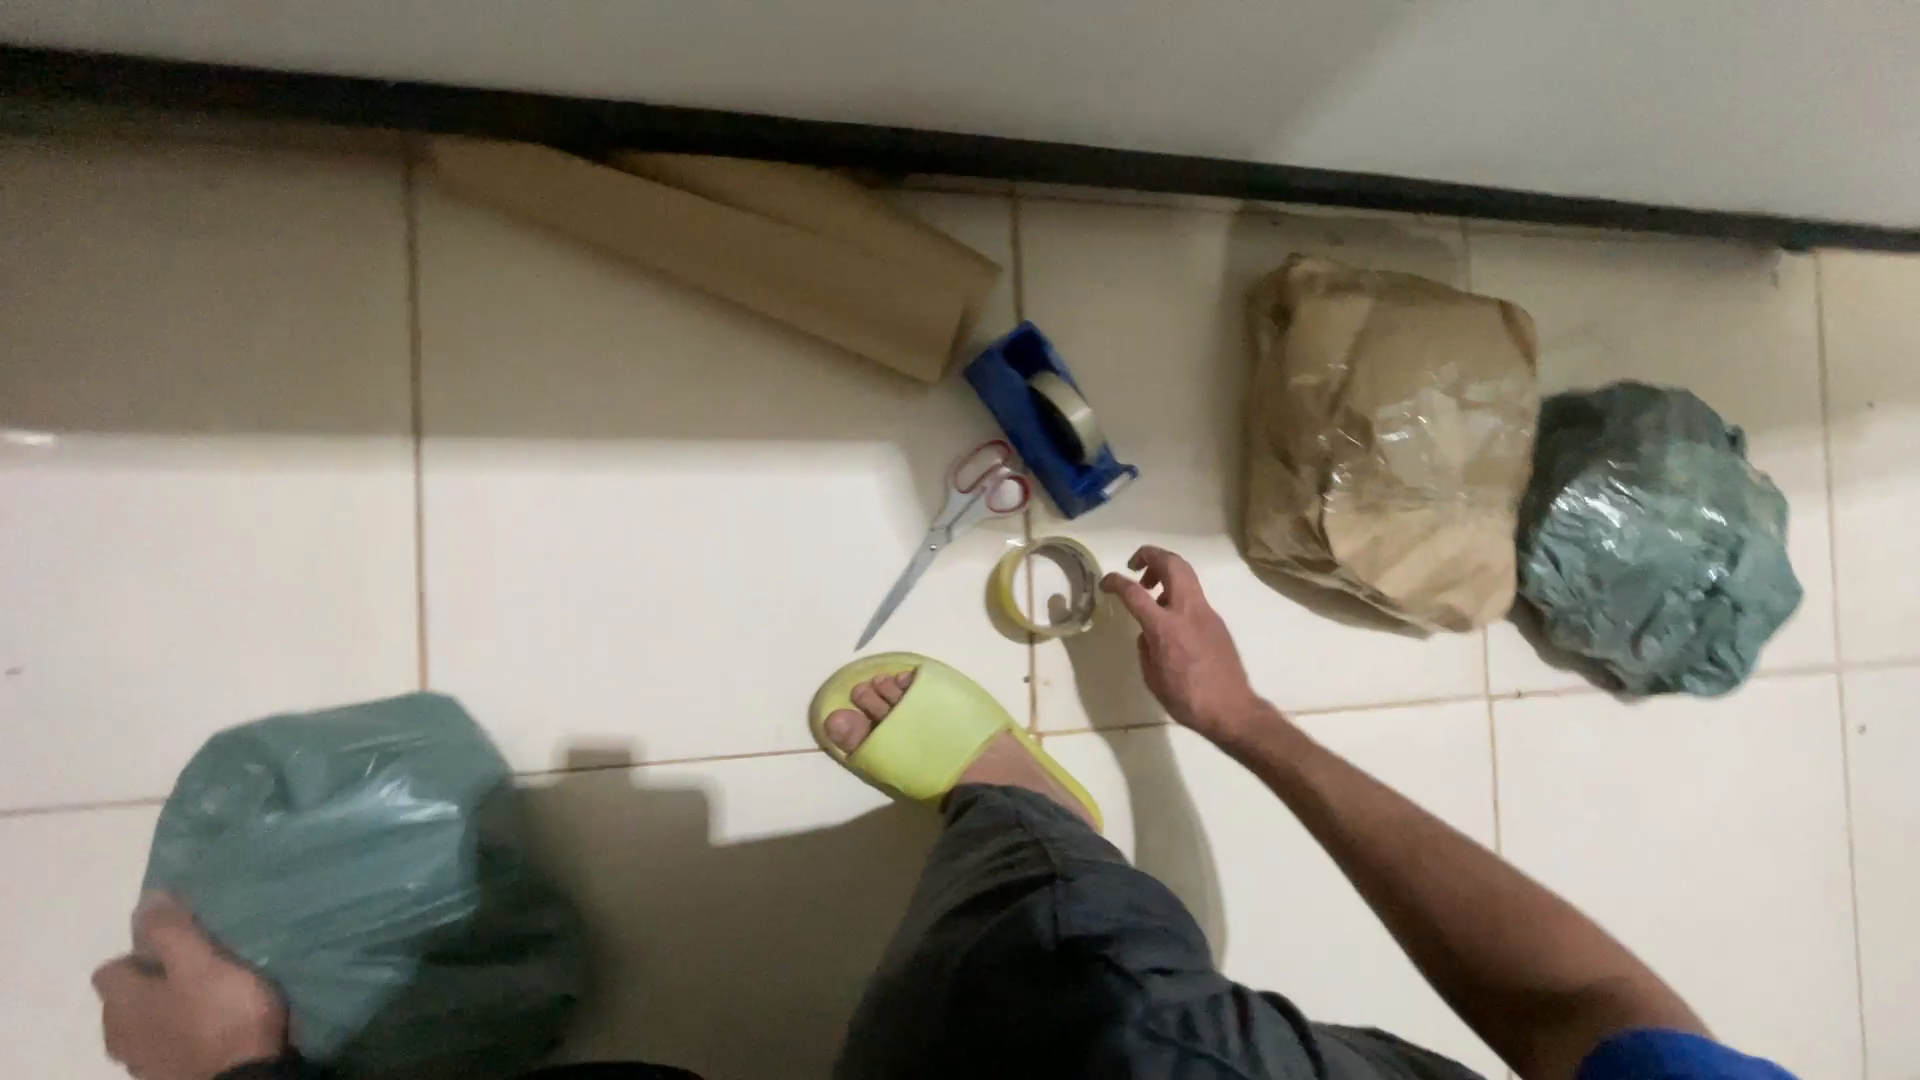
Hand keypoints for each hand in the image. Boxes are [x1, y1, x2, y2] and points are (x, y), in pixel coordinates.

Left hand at [93, 894, 287, 1079]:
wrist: (239, 1075)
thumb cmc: (221, 1013)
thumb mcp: (202, 965)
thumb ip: (173, 933)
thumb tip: (148, 896)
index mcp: (122, 1001)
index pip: (111, 966)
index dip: (142, 950)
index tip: (183, 938)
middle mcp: (118, 1029)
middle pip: (126, 995)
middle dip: (155, 976)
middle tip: (201, 960)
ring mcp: (139, 1055)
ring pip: (145, 1018)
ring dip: (168, 1003)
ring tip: (210, 988)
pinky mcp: (165, 1068)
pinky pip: (165, 1037)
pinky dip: (181, 1024)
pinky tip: (211, 1019)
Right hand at [1100, 545, 1262, 741]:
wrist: (1231, 710)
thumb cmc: (1185, 699)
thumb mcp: (1151, 676)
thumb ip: (1145, 646)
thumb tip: (1148, 633)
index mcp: (1164, 627)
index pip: (1134, 592)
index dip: (1115, 582)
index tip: (1105, 583)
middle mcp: (1187, 611)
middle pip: (1171, 563)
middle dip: (1150, 554)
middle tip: (1134, 565)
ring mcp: (1206, 613)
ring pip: (1187, 574)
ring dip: (1165, 572)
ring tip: (1152, 592)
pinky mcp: (1217, 621)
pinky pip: (1194, 595)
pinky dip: (1177, 593)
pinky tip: (1171, 618)